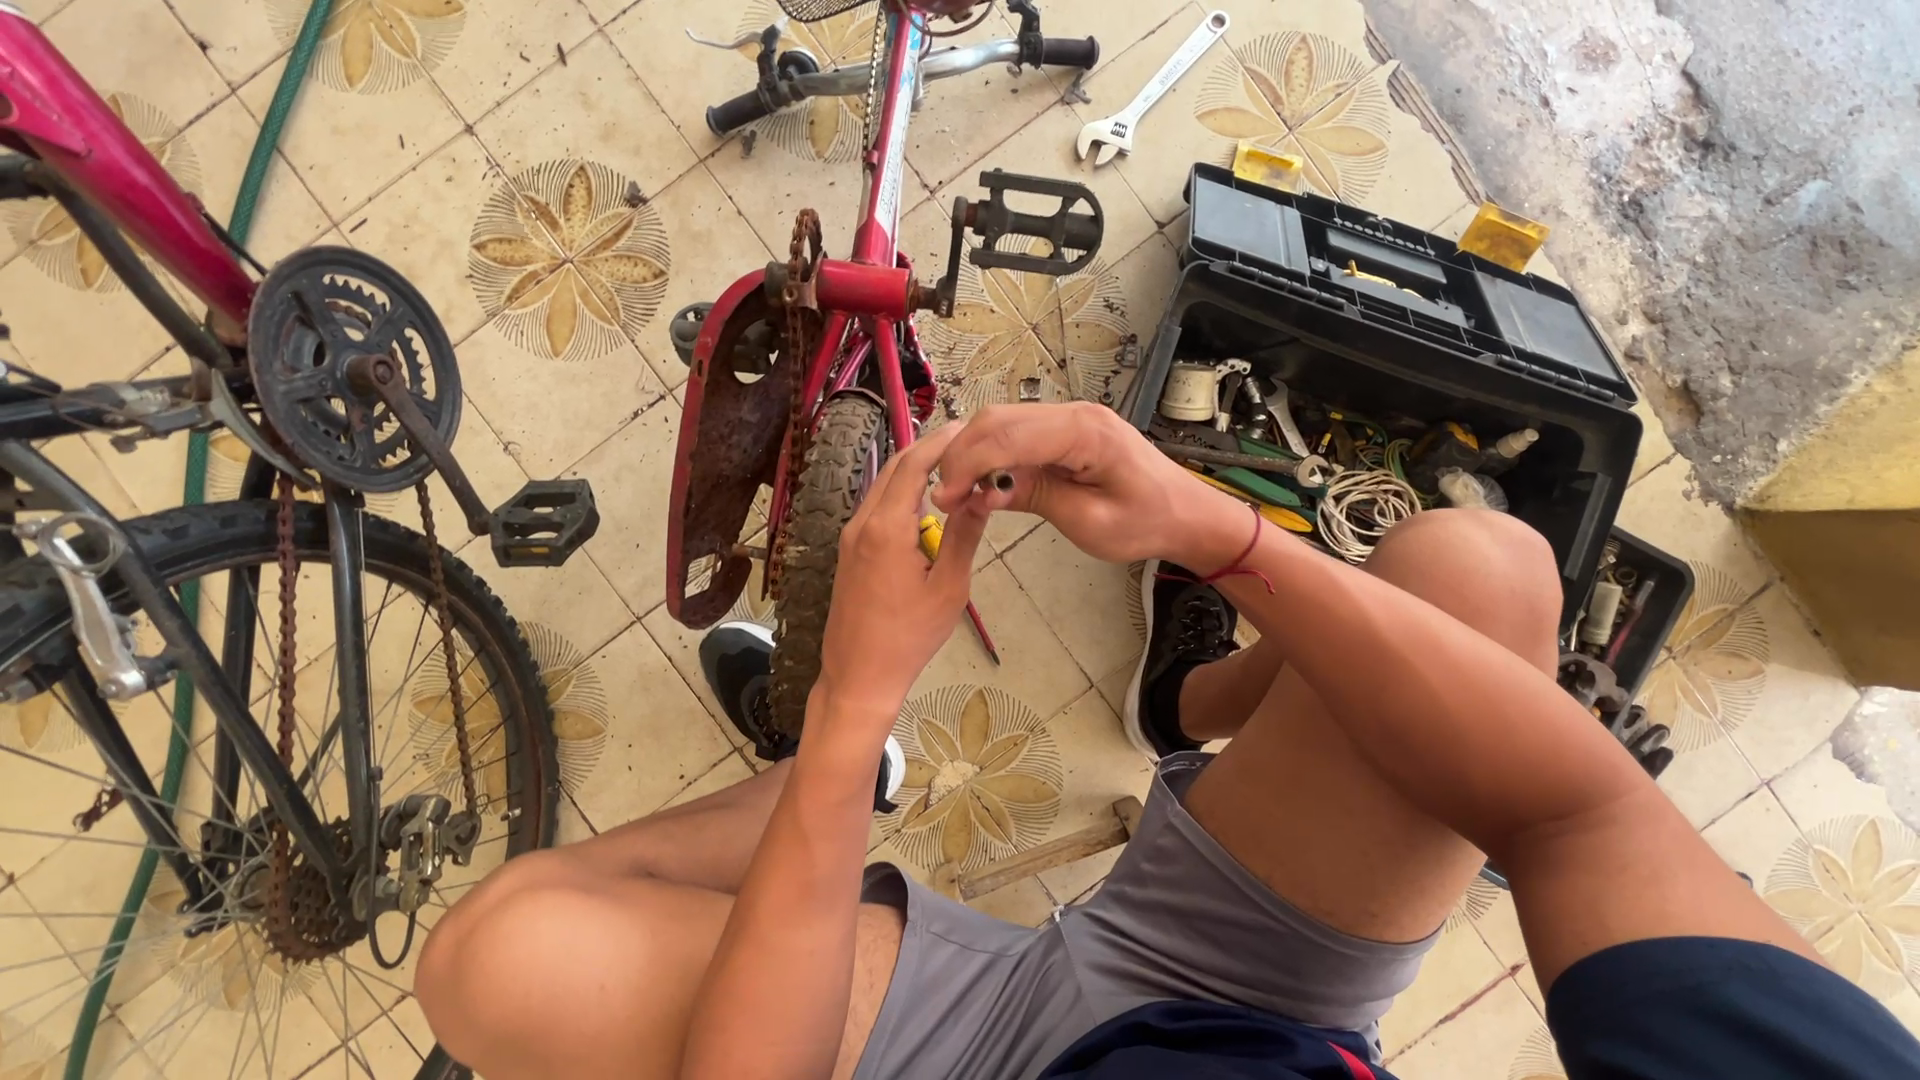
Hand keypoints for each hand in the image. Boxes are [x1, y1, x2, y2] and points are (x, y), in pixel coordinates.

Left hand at [814, 422, 988, 724]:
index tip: (965, 428)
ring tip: (949, 468)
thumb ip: (964, 535)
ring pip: (882, 488)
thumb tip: (982, 493)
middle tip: (962, 442)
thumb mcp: (948, 588)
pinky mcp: (848, 552)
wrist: (858, 676)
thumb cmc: (909, 637)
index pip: (913, 466)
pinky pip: (875, 509)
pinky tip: (923, 504)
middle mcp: (861, 523)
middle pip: (893, 470)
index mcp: (886, 528)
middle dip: (926, 451)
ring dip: (913, 473)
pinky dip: (900, 496)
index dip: (939, 443)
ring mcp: (849, 537)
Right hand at [930, 402, 1249, 569]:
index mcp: (1085, 431)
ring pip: (1002, 424)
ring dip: (973, 456)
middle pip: (998, 420)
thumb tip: (983, 493)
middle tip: (945, 498)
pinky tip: (983, 485)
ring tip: (958, 495)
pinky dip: (992, 457)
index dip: (969, 465)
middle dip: (963, 457)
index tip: (945, 499)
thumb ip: (1035, 498)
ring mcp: (1069, 419)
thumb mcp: (1090, 521)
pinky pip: (1017, 436)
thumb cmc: (1148, 521)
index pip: (1008, 436)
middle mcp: (1074, 413)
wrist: (1186, 514)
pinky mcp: (1066, 432)